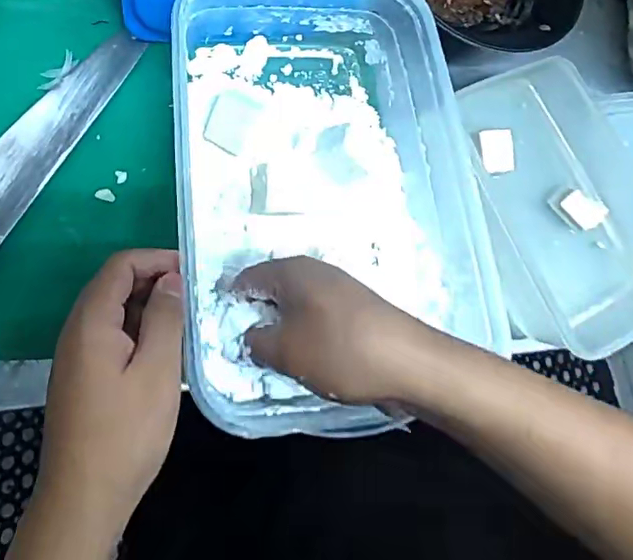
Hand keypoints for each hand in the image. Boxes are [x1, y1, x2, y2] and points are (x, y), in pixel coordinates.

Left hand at [29, 250, 183, 543]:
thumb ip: (165, 319)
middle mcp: (76, 328)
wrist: (81, 500)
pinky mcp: (79, 374)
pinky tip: (160, 350)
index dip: (156, 259)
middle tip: (192, 296)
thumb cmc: (124, 435)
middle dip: (154, 280)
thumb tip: (172, 279)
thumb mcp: (157, 372)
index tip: (190, 271)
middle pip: (114, 283)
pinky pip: (108, 334)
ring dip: (146, 306)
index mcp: (91, 320)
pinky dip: (135, 329)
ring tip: (183, 321)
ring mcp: (75, 352)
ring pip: (112, 310)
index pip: (121, 264)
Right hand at [235, 256, 441, 405]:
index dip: (230, 300)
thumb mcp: (285, 352)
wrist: (411, 362)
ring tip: (278, 353)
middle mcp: (311, 268)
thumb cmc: (339, 350)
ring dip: (282, 324)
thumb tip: (248, 336)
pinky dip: (305, 328)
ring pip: (295, 301)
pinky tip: (310, 353)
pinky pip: (316, 311)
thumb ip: (256, 342)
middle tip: (247, 343)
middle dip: (256, 313)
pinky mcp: (354, 304)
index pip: (246, 277)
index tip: (221, 325)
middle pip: (271, 287)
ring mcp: (336, 284)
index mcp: (290, 270)